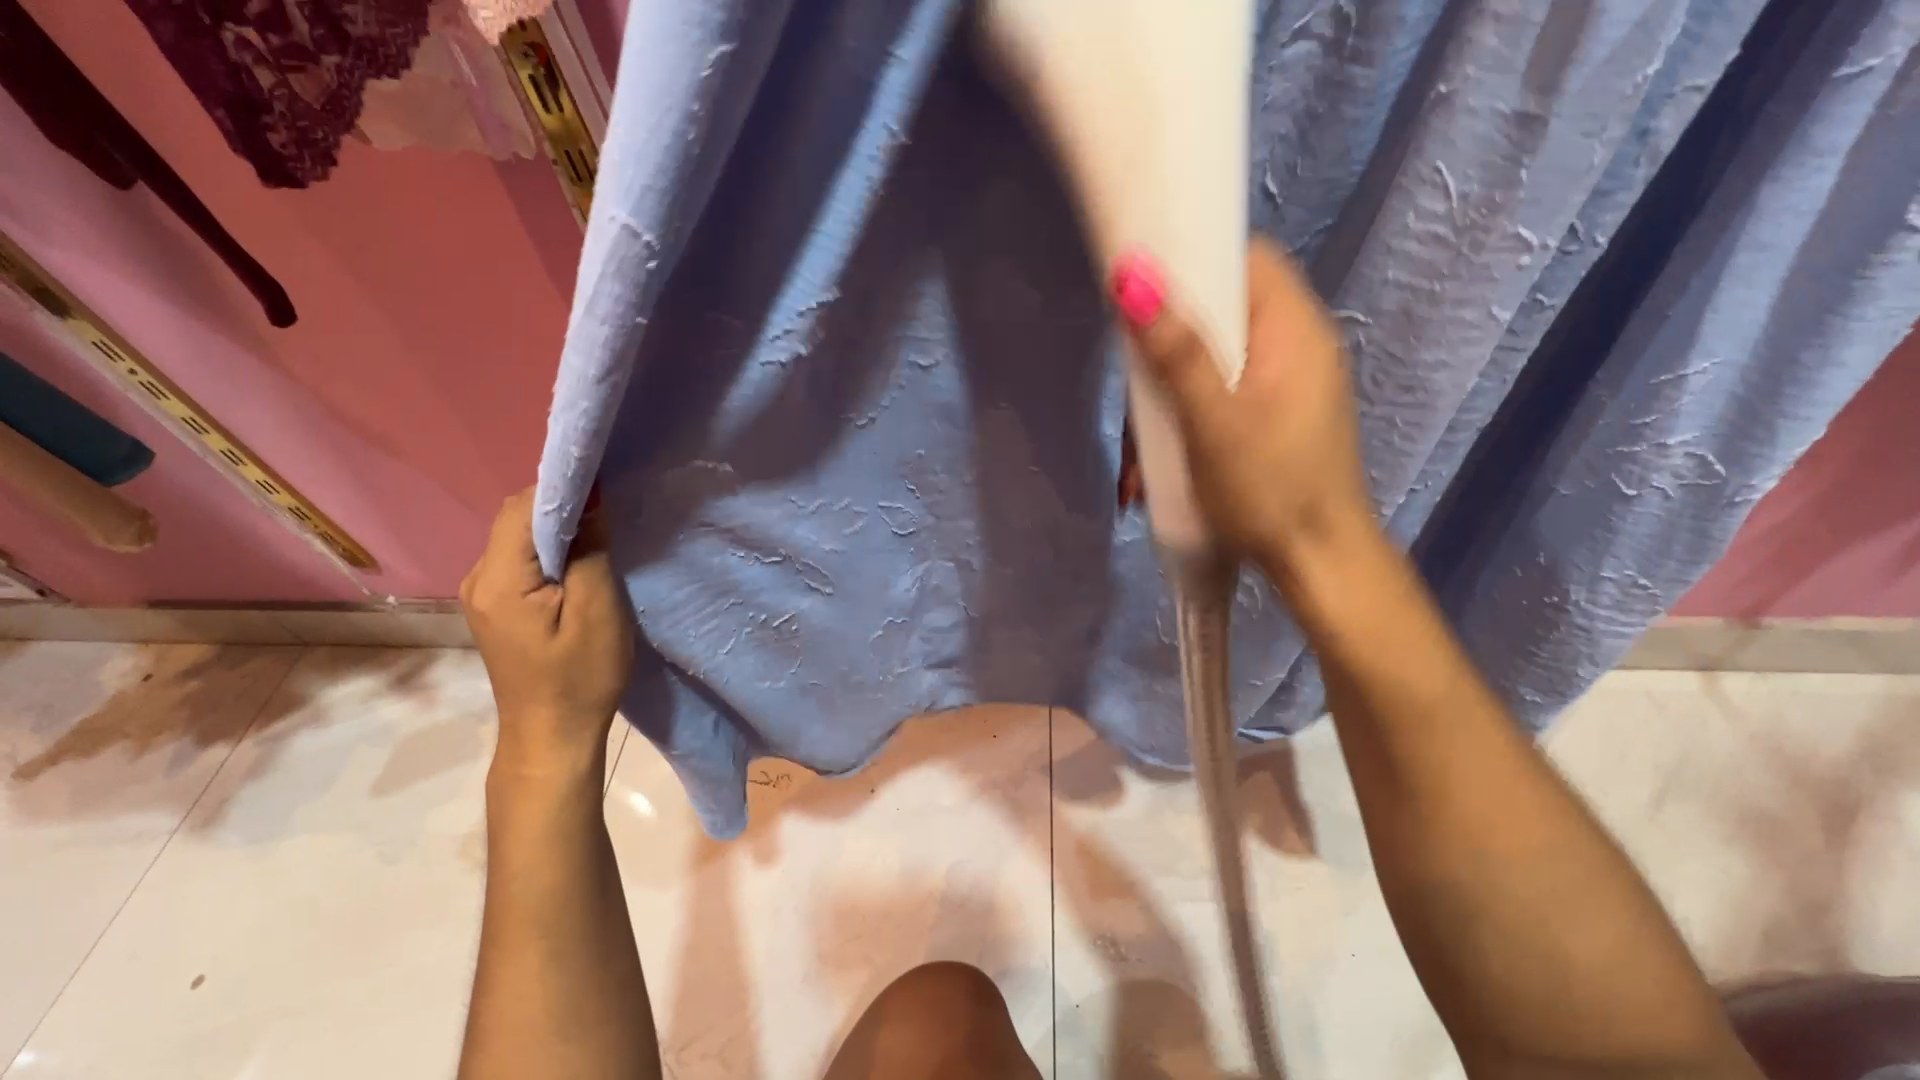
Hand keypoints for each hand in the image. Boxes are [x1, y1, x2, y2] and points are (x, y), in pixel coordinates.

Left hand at [461, 488, 632, 781]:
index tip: (608, 490)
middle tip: (610, 516)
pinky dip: (549, 552)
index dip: (565, 490)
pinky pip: (520, 560)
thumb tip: (591, 497)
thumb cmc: (580, 678)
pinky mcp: (494, 606)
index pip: (524, 506)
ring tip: (600, 539)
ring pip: (520, 537)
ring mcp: (481, 593)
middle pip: (517, 518)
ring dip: (558, 530)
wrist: (552, 738)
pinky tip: (578, 565)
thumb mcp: (597, 612)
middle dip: (563, 508)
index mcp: (498, 579)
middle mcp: (478, 578)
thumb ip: (590, 550)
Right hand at [1113, 238, 1372, 560]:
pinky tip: (1163, 456)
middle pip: (1224, 309)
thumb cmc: (1270, 491)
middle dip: (1169, 342)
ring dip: (1172, 390)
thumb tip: (1133, 274)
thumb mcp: (1214, 423)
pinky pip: (1225, 392)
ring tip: (1142, 445)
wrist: (1320, 565)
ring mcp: (1291, 385)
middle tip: (1135, 386)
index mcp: (1295, 330)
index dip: (1194, 257)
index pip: (1246, 256)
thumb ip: (1176, 351)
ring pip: (1218, 357)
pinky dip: (1191, 413)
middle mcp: (1299, 346)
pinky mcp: (1280, 418)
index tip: (1143, 288)